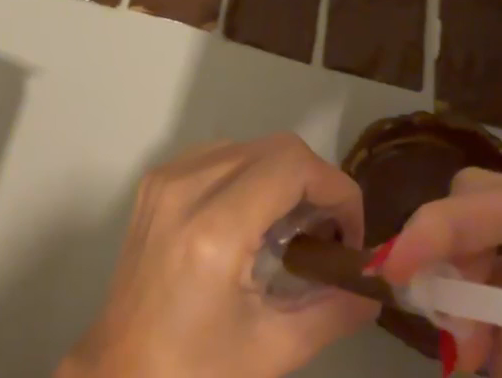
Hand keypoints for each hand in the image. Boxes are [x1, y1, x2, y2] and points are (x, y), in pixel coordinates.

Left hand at [59, 134, 378, 377]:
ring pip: (247, 146)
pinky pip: (217, 155)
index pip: (292, 165)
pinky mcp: (154, 182)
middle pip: (274, 147)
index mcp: (214, 229)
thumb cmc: (198, 367)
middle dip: (315, 184)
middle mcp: (185, 187)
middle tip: (330, 237)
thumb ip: (336, 308)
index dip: (337, 190)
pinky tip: (255, 220)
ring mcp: (165, 179)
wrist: (121, 368)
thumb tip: (380, 281)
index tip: (350, 236)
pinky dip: (249, 174)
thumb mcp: (277, 347)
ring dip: (282, 176)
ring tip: (295, 231)